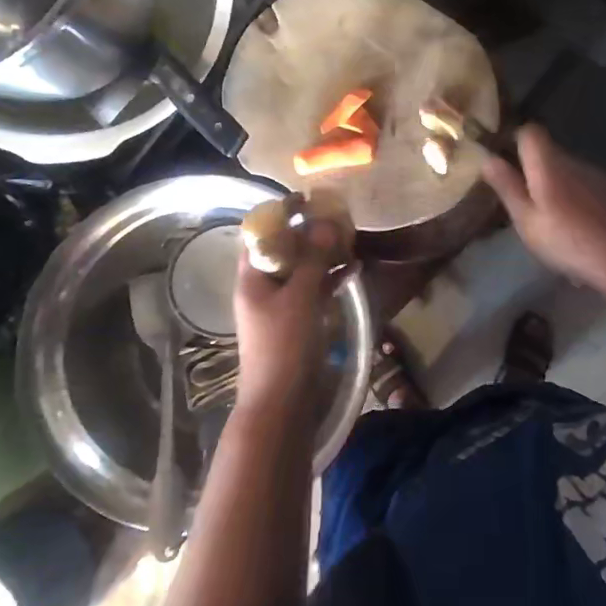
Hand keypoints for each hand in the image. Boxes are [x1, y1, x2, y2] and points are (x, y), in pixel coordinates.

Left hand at [232, 221, 338, 426]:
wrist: (281, 404)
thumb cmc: (284, 347)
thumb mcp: (299, 298)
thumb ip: (312, 260)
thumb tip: (324, 224)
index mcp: (252, 278)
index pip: (261, 236)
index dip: (282, 216)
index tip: (309, 201)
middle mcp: (264, 288)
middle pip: (284, 251)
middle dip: (309, 234)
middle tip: (338, 219)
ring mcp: (281, 306)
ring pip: (302, 270)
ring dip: (323, 255)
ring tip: (350, 239)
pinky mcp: (299, 323)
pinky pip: (314, 291)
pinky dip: (331, 278)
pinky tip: (353, 269)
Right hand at [482, 125, 605, 290]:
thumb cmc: (566, 240)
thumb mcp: (526, 219)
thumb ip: (507, 186)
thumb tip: (488, 158)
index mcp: (548, 164)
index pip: (530, 132)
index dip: (515, 141)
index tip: (505, 160)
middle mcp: (573, 160)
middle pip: (549, 152)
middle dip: (534, 169)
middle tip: (522, 199)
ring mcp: (596, 174)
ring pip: (567, 170)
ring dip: (556, 185)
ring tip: (549, 217)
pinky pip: (584, 185)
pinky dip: (575, 197)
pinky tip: (575, 225)